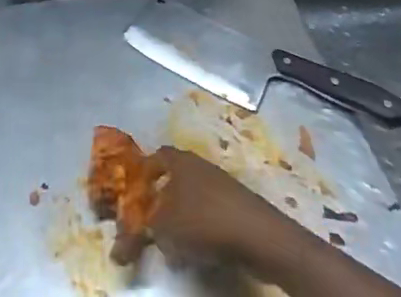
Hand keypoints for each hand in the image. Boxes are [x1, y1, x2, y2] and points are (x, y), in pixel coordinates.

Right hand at [142, 148, 294, 264]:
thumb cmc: (204, 221)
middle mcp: (200, 164)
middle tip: (158, 215)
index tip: (139, 189)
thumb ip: (149, 227)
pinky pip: (216, 210)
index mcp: (179, 160)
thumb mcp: (166, 227)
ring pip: (197, 194)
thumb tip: (145, 232)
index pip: (156, 156)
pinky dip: (207, 224)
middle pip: (177, 175)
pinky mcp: (242, 204)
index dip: (146, 171)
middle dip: (167, 196)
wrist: (261, 237)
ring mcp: (224, 183)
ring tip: (181, 236)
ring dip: (187, 212)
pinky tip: (205, 244)